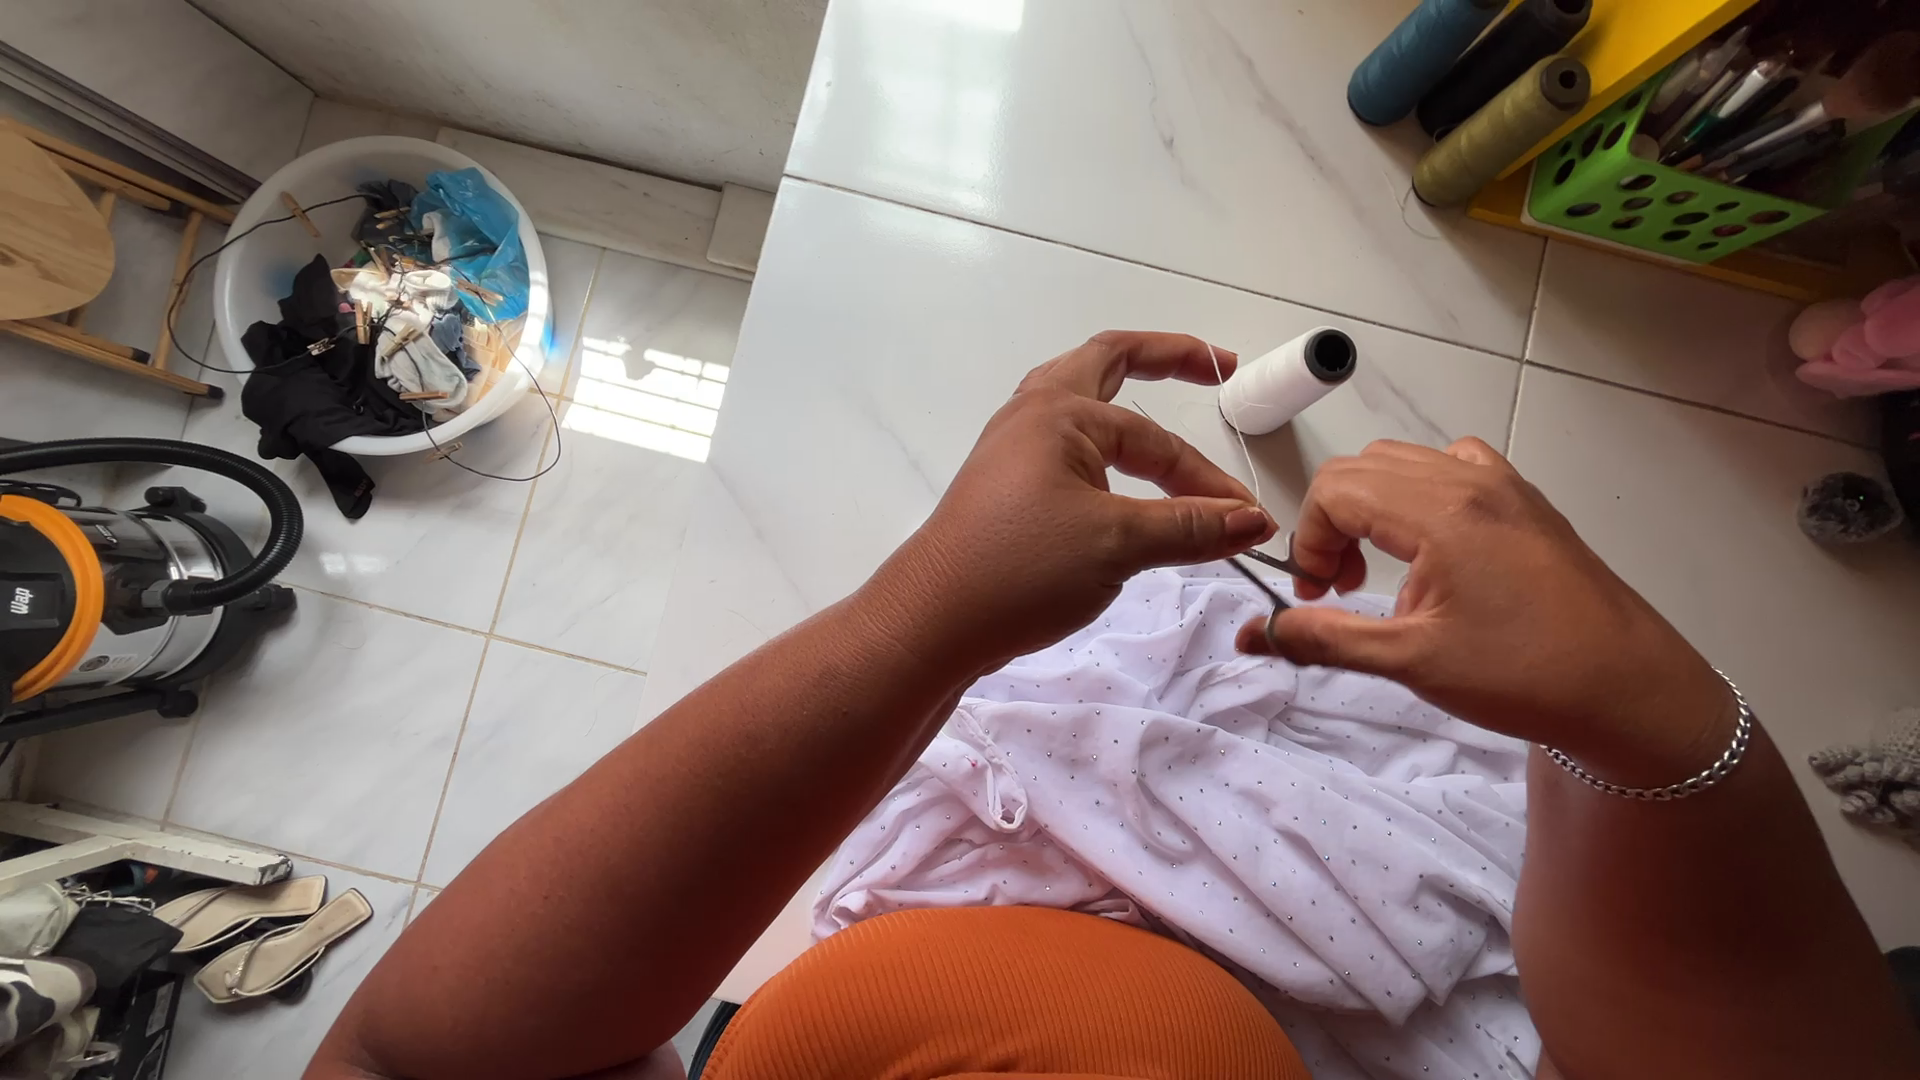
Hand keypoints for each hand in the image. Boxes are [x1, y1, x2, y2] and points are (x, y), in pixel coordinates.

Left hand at [862, 331, 1276, 676]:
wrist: (933, 621)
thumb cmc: (1022, 568)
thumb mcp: (1116, 543)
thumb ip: (1189, 527)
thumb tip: (1253, 521)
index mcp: (1059, 413)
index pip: (1156, 441)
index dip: (1206, 481)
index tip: (1246, 521)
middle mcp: (1030, 417)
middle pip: (1104, 363)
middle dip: (1162, 358)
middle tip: (1213, 367)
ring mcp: (1010, 451)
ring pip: (1075, 401)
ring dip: (1119, 392)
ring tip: (1157, 391)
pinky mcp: (1003, 488)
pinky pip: (1061, 445)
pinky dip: (1097, 441)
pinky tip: (1108, 466)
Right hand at [1237, 438, 1734, 785]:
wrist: (1638, 697)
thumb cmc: (1522, 677)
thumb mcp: (1410, 661)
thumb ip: (1322, 639)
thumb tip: (1250, 635)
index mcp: (1441, 513)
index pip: (1334, 491)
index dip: (1309, 542)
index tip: (1321, 597)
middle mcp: (1468, 481)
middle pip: (1357, 470)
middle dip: (1329, 524)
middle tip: (1340, 587)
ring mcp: (1501, 484)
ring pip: (1398, 462)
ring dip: (1366, 507)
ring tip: (1378, 567)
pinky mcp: (1523, 500)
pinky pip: (1448, 465)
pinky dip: (1414, 492)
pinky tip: (1426, 541)